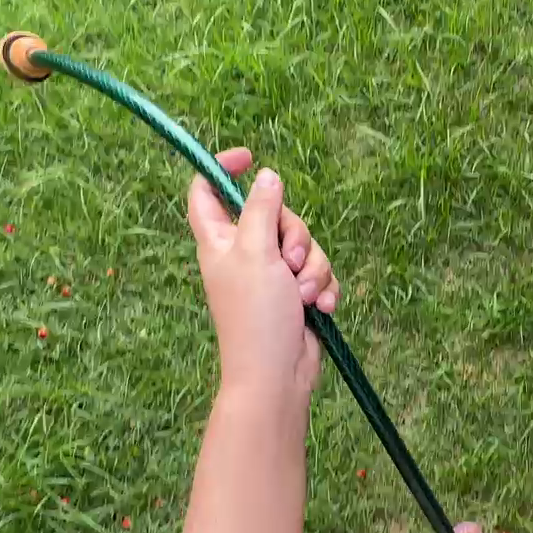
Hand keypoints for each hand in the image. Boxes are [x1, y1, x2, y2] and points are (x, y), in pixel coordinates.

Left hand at [186, 148, 340, 402]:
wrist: (277, 373)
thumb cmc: (256, 316)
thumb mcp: (257, 253)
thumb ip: (261, 209)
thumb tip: (267, 176)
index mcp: (220, 241)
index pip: (208, 191)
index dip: (223, 170)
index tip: (250, 158)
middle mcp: (245, 254)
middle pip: (275, 215)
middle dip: (295, 235)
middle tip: (290, 261)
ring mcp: (273, 276)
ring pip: (304, 246)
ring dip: (314, 269)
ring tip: (306, 295)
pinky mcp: (298, 294)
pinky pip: (319, 274)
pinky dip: (324, 289)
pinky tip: (322, 308)